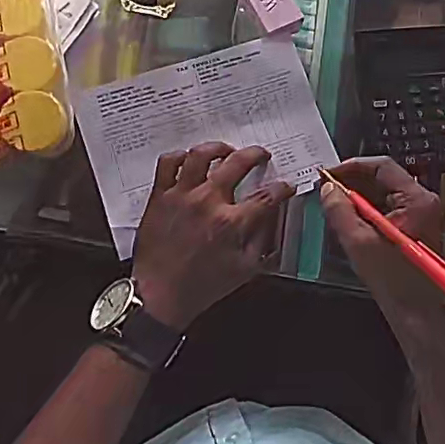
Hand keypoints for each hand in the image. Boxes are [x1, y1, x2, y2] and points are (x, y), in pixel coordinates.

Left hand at [132, 142, 294, 330]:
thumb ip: (263, 238)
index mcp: (231, 223)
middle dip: (256, 154)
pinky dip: (180, 156)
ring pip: (201, 154)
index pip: (267, 195)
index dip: (282, 188)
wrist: (159, 295)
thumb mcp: (245, 268)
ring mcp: (181, 196)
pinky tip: (189, 159)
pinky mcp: (159, 196)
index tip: (285, 187)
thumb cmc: (202, 285)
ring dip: (219, 148)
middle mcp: (207, 202)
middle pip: (238, 162)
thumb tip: (274, 216)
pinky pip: (168, 163)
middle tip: (261, 156)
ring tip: (227, 151)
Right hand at [319, 157, 444, 324]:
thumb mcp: (359, 242)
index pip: (381, 167)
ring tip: (336, 203)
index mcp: (417, 200)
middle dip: (353, 182)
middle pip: (383, 178)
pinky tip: (351, 217)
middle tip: (329, 188)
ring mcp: (421, 214)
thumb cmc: (394, 281)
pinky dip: (368, 208)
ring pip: (384, 193)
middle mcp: (423, 202)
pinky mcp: (415, 226)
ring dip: (359, 196)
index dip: (351, 167)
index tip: (330, 174)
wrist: (414, 311)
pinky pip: (388, 206)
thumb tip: (328, 189)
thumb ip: (340, 211)